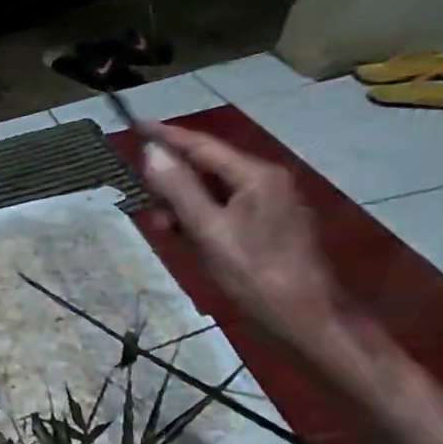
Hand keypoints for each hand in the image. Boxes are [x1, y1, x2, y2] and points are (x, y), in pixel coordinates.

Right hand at [135, 123, 341, 339]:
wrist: (306, 318)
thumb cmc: (254, 274)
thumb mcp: (208, 230)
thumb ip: (178, 189)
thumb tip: (151, 151)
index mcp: (256, 176)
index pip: (203, 145)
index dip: (167, 136)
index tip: (137, 125)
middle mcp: (267, 181)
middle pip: (209, 166)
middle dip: (173, 179)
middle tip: (144, 196)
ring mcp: (271, 203)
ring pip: (215, 190)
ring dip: (184, 203)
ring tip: (162, 226)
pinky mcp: (270, 225)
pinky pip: (226, 208)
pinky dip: (202, 217)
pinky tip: (186, 236)